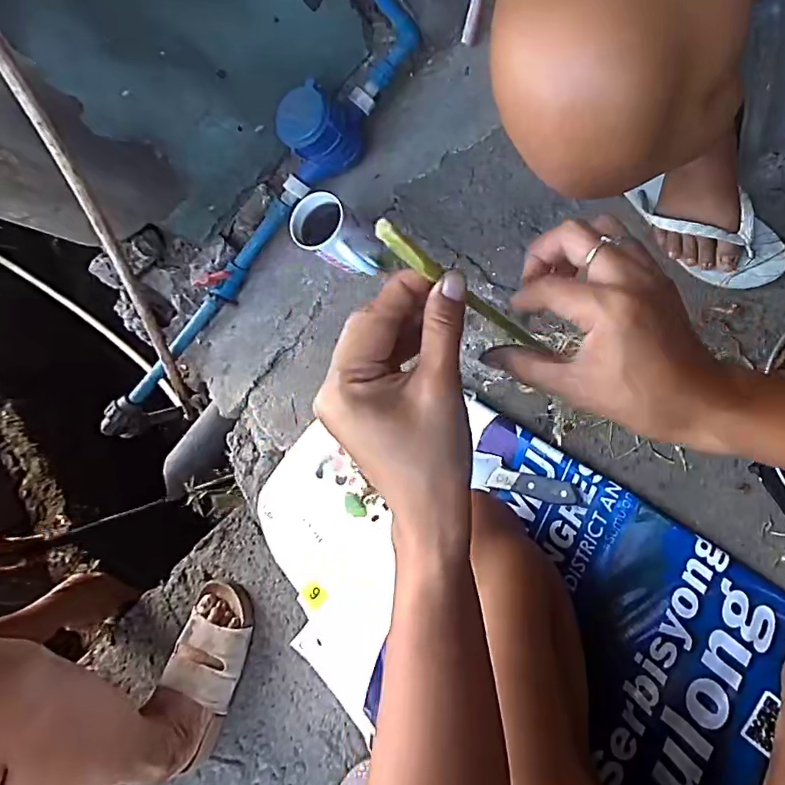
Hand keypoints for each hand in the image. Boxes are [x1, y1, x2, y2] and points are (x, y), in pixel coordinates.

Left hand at [314, 270, 471, 547]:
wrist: (434, 513)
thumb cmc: (436, 456)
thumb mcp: (442, 385)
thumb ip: (443, 329)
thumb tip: (451, 281)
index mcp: (342, 385)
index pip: (372, 320)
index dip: (406, 290)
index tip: (440, 271)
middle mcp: (334, 389)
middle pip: (372, 331)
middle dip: (409, 307)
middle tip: (450, 290)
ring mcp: (347, 400)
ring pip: (379, 347)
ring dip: (412, 327)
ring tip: (448, 310)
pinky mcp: (364, 409)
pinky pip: (384, 367)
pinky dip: (409, 351)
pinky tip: (435, 338)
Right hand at [482, 217, 744, 447]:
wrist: (698, 398)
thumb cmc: (639, 400)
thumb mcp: (578, 388)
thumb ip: (530, 366)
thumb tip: (492, 355)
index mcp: (605, 307)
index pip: (549, 285)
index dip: (525, 296)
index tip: (518, 310)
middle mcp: (627, 278)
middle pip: (574, 233)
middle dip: (543, 251)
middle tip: (535, 280)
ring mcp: (649, 272)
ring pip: (604, 228)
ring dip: (576, 245)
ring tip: (564, 275)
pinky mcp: (661, 276)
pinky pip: (626, 243)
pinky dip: (603, 249)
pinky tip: (593, 279)